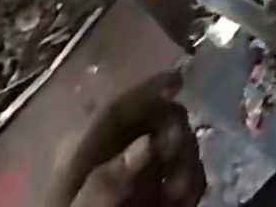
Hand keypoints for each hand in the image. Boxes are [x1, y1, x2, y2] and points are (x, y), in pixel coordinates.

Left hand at [56, 73, 205, 206]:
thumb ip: (104, 184)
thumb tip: (146, 142)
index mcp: (83, 157)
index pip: (116, 111)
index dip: (146, 91)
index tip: (178, 81)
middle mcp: (113, 161)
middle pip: (150, 122)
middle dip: (171, 127)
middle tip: (177, 148)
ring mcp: (136, 183)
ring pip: (170, 147)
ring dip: (185, 156)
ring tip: (183, 187)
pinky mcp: (157, 202)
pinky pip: (181, 178)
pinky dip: (191, 180)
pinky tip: (188, 196)